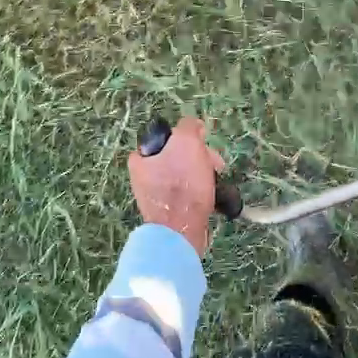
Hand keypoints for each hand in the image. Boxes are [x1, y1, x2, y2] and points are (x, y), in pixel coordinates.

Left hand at [129, 117, 225, 255]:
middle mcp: (142, 176)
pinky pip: (185, 194)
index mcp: (140, 158)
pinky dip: (198, 193)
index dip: (191, 140)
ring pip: (184, 175)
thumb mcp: (187, 143)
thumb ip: (188, 127)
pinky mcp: (167, 212)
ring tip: (216, 184)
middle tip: (217, 167)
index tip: (205, 148)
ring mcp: (154, 195)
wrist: (181, 231)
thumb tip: (194, 126)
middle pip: (178, 156)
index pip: (170, 138)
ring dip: (202, 175)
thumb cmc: (183, 185)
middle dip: (200, 158)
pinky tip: (209, 197)